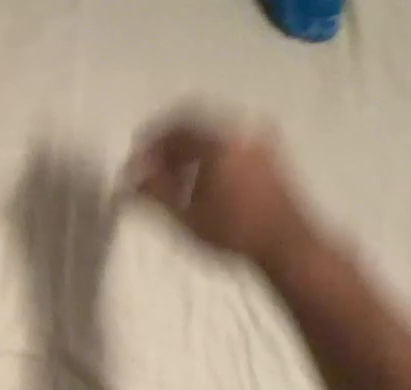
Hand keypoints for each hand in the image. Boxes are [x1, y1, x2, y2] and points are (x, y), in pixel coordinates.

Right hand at [123, 116, 314, 263]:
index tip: (132, 166)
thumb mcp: (184, 217)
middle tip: (147, 177)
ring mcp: (260, 141)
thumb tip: (124, 184)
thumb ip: (152, 194)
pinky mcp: (268, 156)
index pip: (176, 125)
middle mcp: (243, 130)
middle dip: (166, 151)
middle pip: (194, 128)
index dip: (148, 144)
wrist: (286, 243)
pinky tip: (196, 188)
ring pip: (211, 138)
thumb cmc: (232, 231)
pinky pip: (228, 147)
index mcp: (221, 140)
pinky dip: (206, 160)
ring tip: (170, 187)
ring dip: (185, 158)